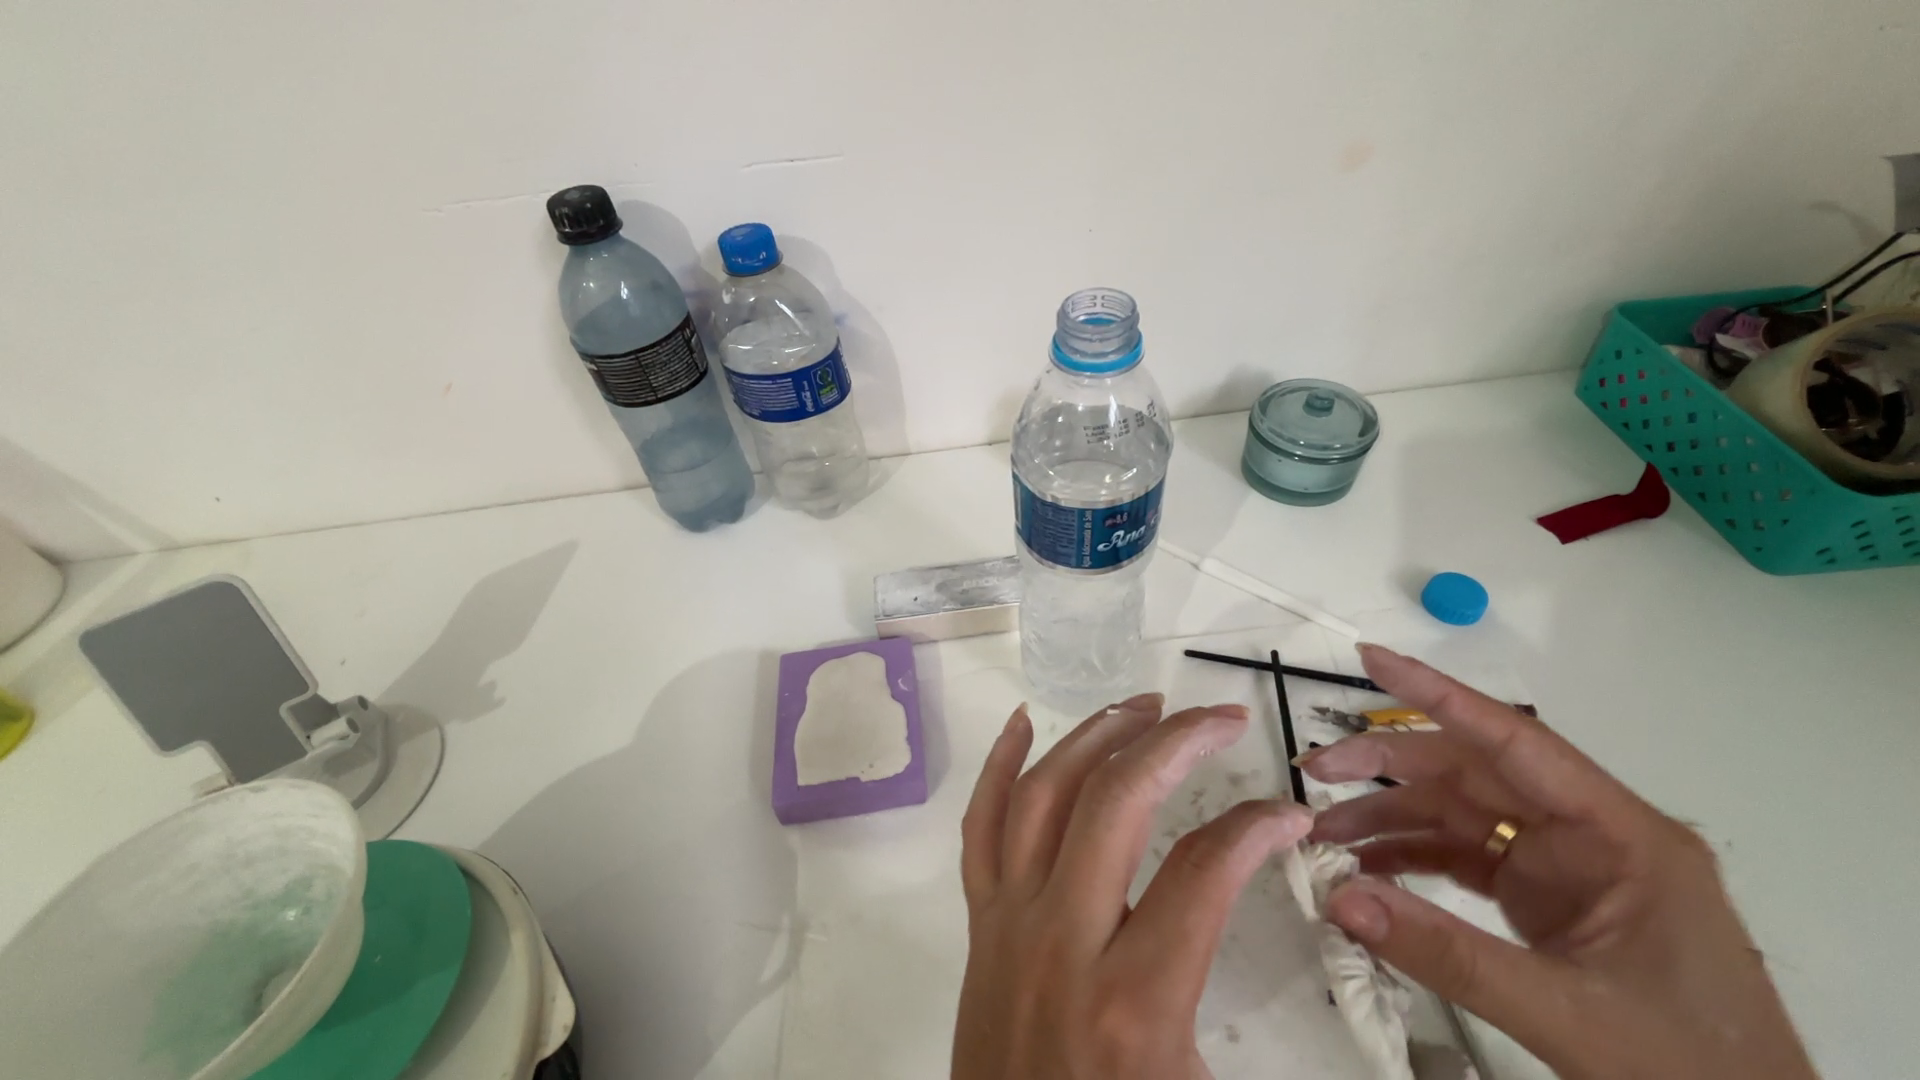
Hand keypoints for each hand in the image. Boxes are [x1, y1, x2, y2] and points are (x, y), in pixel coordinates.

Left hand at [953, 694, 1313, 1079]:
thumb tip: (1311, 966)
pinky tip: (1021, 722)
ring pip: (1043, 797)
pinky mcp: (976, 922)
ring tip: (1141, 705)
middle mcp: (1062, 941)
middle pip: (1116, 805)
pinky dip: (997, 767)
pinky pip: (978, 828)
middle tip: (1219, 718)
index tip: (1289, 812)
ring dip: (1093, 737)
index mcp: (1134, 1000)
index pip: (1202, 872)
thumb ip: (1241, 1005)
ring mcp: (1008, 922)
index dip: (1255, 828)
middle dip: (1174, 745)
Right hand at [1300, 645, 1817, 1079]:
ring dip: (1390, 818)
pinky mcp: (1545, 897)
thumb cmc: (1689, 1067)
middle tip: (1316, 773)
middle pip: (1472, 773)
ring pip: (1460, 814)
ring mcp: (1565, 865)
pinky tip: (1366, 873)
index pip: (1516, 741)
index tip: (1369, 659)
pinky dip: (1411, 860)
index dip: (1438, 694)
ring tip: (1325, 836)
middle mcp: (1589, 832)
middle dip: (1389, 767)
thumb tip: (1339, 899)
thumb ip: (1448, 954)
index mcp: (1621, 834)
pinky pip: (1464, 858)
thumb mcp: (1567, 1015)